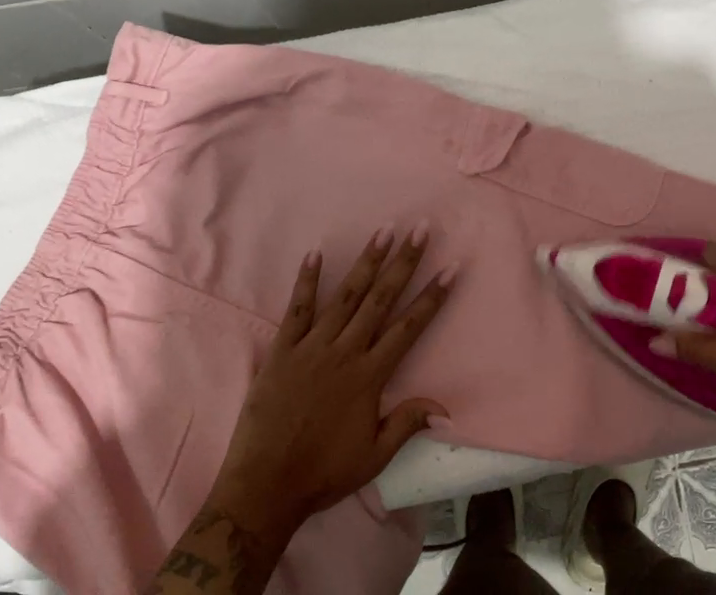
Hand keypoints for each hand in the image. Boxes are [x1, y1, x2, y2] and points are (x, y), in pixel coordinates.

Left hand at [207, 228, 453, 541]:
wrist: (265, 485)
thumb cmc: (324, 473)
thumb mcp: (374, 456)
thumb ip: (407, 424)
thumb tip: (445, 408)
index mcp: (370, 376)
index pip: (409, 327)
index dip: (432, 297)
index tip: (451, 268)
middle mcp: (345, 352)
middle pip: (381, 299)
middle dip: (403, 262)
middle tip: (420, 229)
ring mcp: (312, 347)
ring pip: (345, 296)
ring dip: (366, 261)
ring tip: (383, 231)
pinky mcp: (282, 350)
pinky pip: (297, 309)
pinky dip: (306, 280)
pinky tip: (315, 253)